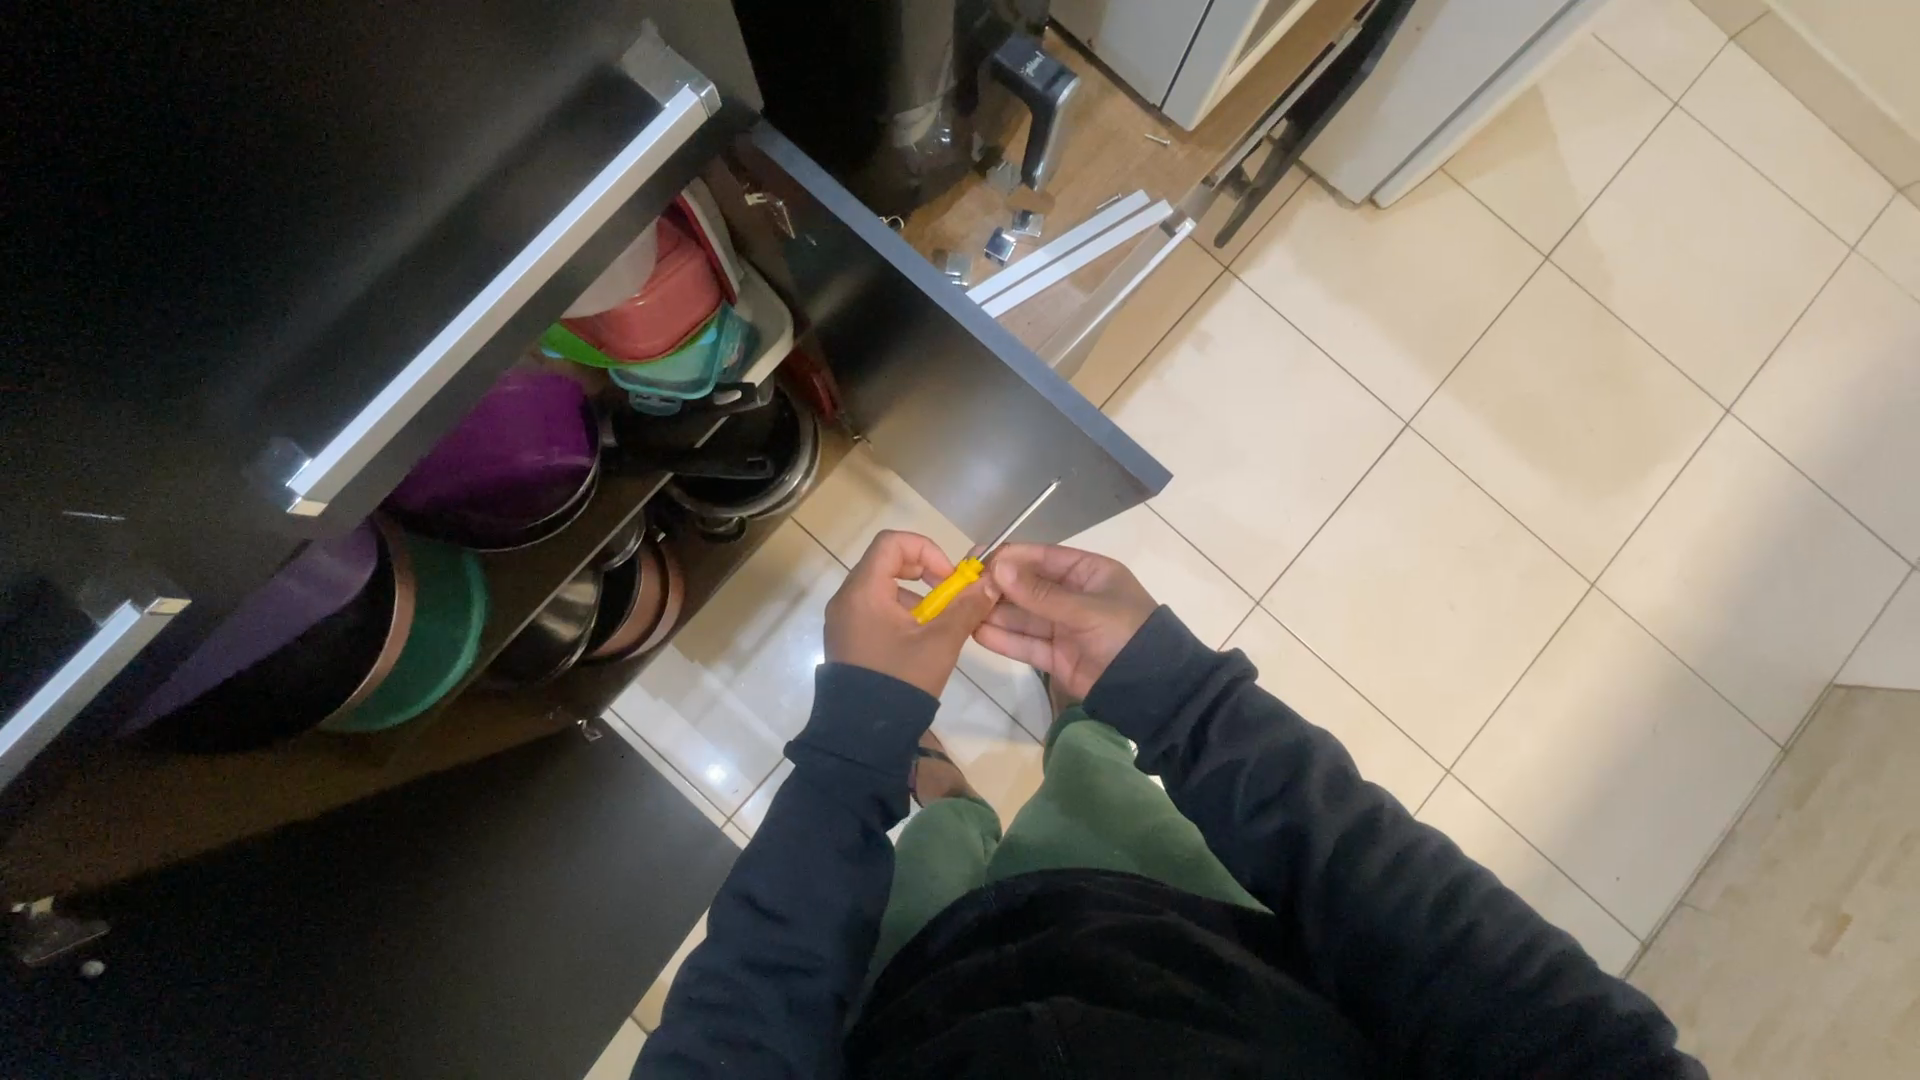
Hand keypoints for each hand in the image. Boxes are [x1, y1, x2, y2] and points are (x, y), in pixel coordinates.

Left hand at [823, 530, 999, 697]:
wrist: (861, 736)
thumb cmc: (900, 681)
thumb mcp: (940, 643)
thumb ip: (966, 608)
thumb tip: (991, 584)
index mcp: (863, 591)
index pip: (892, 542)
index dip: (926, 550)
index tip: (948, 577)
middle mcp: (846, 599)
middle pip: (886, 562)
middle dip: (923, 572)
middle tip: (948, 595)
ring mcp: (842, 620)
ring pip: (881, 588)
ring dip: (915, 595)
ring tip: (938, 623)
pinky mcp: (846, 639)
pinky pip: (873, 610)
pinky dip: (900, 613)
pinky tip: (920, 640)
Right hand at [973, 544, 1156, 700]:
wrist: (1153, 690)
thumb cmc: (1127, 635)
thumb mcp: (1087, 610)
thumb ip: (1040, 593)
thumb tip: (998, 568)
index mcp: (1088, 573)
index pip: (1042, 558)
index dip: (1009, 557)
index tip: (976, 559)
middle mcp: (1072, 596)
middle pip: (1027, 587)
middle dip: (997, 587)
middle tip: (962, 588)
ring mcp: (1063, 627)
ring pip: (1022, 616)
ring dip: (994, 614)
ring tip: (962, 611)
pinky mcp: (1056, 657)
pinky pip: (1026, 643)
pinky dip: (1003, 639)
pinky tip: (977, 633)